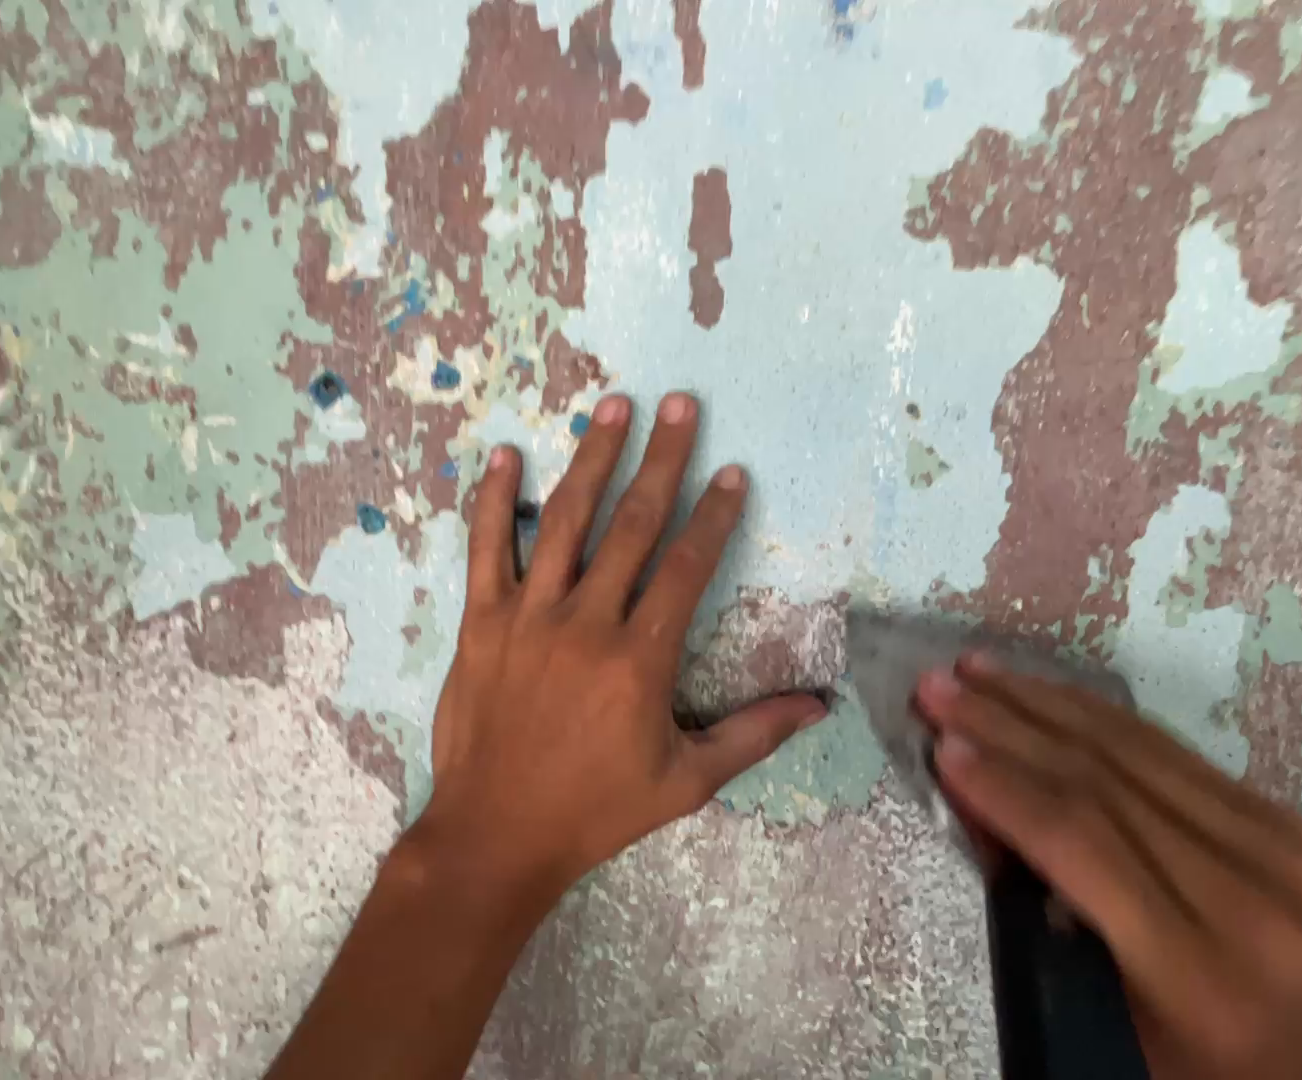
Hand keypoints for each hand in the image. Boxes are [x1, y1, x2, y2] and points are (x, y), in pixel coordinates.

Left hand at [412, 391, 828, 898]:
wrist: (496, 834)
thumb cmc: (597, 810)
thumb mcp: (687, 782)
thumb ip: (754, 736)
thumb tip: (820, 706)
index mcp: (640, 658)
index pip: (687, 568)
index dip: (714, 516)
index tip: (732, 472)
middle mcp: (586, 622)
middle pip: (632, 525)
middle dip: (662, 460)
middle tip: (680, 404)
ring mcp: (528, 616)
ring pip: (565, 522)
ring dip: (591, 459)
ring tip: (613, 407)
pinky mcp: (482, 621)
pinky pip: (486, 549)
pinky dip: (493, 501)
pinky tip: (505, 455)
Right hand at [912, 656, 1301, 1079]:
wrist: (1288, 1054)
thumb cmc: (1160, 1045)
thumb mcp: (1083, 991)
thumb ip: (1028, 890)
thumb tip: (967, 787)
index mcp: (1198, 970)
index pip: (1082, 845)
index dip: (1006, 787)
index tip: (940, 746)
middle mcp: (1247, 898)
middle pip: (1102, 782)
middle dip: (1005, 725)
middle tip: (937, 689)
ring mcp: (1272, 848)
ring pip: (1129, 748)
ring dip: (1037, 701)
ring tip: (973, 670)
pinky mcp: (1275, 815)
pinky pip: (1159, 744)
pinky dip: (1085, 709)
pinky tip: (1034, 686)